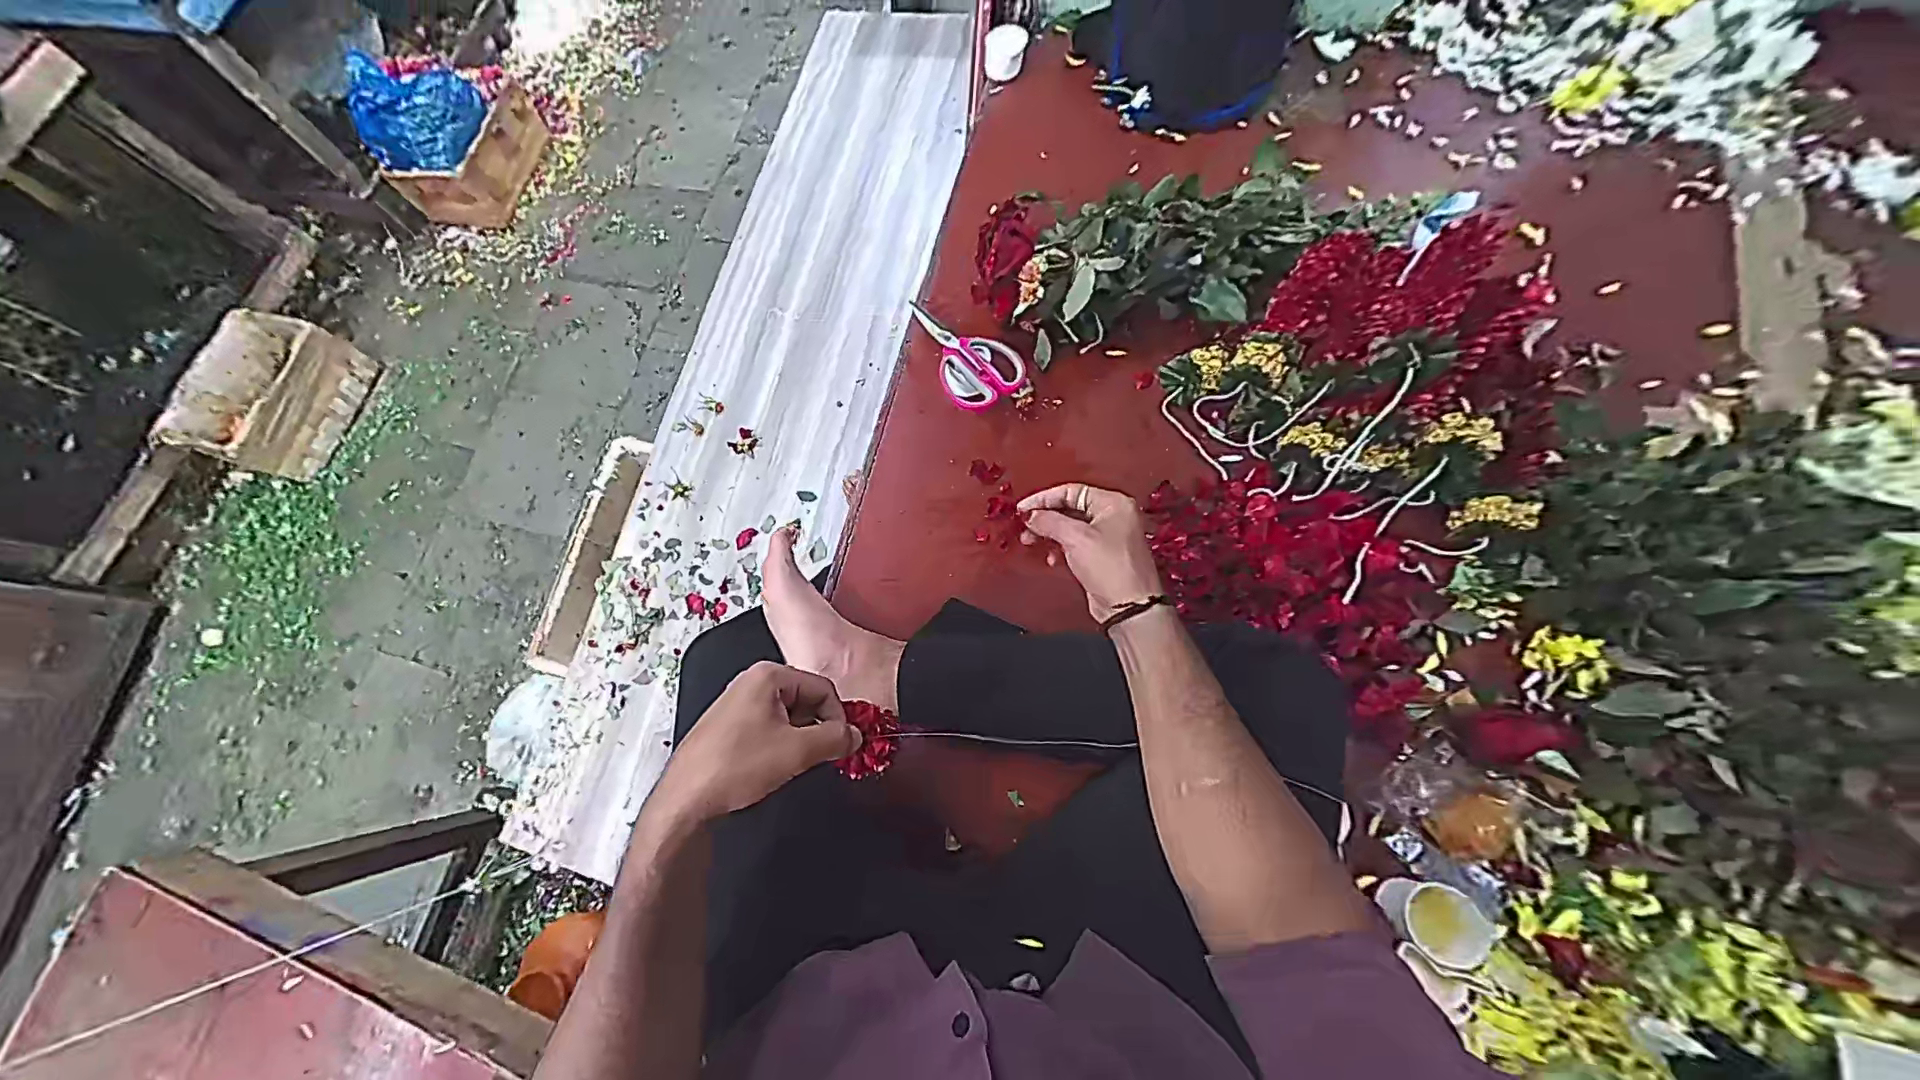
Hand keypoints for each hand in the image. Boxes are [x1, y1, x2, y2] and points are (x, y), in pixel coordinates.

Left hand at [652, 662, 860, 821]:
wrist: (685, 800)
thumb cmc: (736, 767)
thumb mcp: (798, 751)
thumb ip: (835, 738)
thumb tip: (856, 735)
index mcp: (768, 675)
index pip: (823, 688)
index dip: (838, 717)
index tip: (842, 743)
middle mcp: (752, 682)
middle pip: (807, 699)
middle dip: (818, 728)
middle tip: (819, 755)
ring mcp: (739, 703)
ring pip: (789, 715)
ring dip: (800, 738)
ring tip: (793, 763)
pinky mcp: (730, 725)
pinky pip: (770, 726)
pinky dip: (781, 744)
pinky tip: (773, 766)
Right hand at [1018, 483, 1164, 622]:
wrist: (1128, 607)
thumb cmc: (1110, 568)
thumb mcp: (1076, 538)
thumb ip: (1049, 521)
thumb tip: (1030, 515)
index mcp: (1113, 503)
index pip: (1071, 491)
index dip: (1044, 498)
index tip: (1023, 508)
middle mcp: (1113, 516)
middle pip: (1070, 508)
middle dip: (1045, 518)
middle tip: (1025, 527)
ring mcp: (1108, 536)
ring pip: (1070, 527)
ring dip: (1049, 533)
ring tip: (1031, 541)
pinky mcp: (1101, 555)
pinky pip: (1075, 543)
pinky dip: (1060, 547)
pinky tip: (1052, 558)